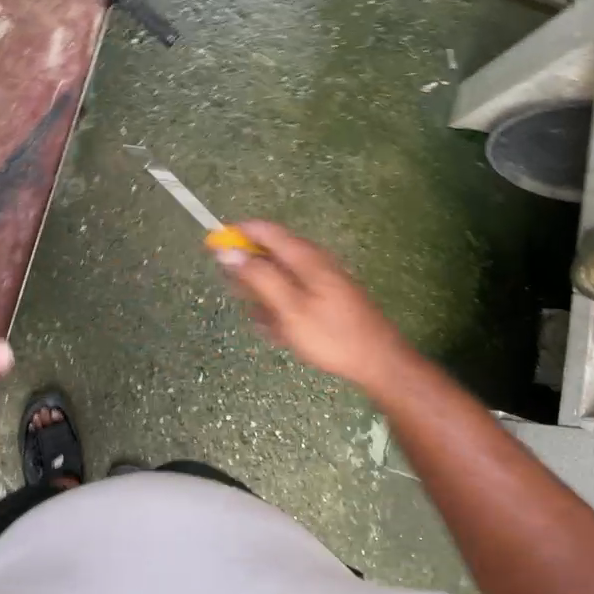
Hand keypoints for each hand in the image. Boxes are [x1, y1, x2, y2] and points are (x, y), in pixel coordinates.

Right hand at [213, 220, 415, 389]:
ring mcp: (319, 281)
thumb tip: (228, 251)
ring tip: (265, 324)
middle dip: (249, 274)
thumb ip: (257, 277)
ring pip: (278, 278)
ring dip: (264, 298)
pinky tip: (281, 332)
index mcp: (304, 256)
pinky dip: (279, 309)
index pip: (263, 230)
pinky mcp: (324, 299)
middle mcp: (312, 261)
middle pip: (268, 254)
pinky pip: (291, 296)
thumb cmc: (331, 335)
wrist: (379, 363)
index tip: (214, 249)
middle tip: (241, 298)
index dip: (236, 234)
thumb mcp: (288, 308)